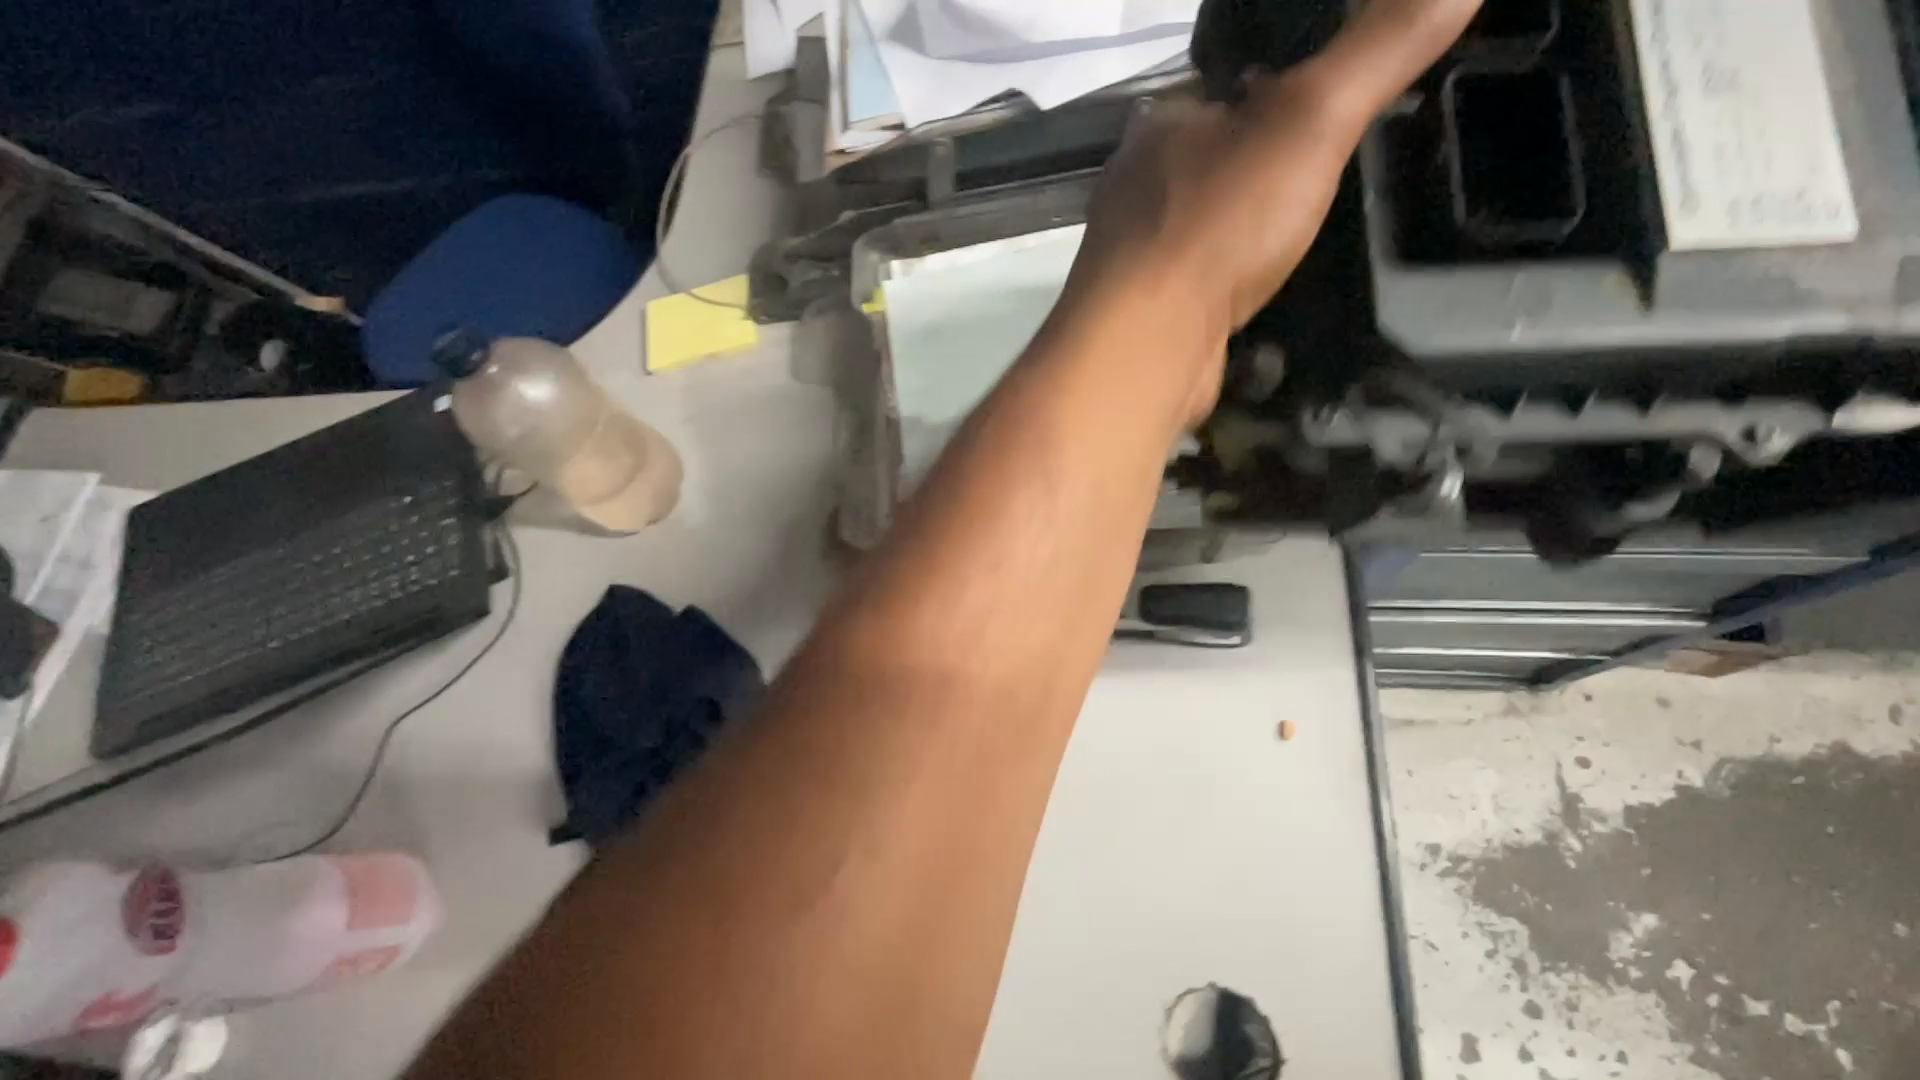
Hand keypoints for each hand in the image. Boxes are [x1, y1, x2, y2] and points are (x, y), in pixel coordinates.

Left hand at [1062, 0, 1484, 422]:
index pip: (1230, 84)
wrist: (1148, 345)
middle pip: (1217, 157)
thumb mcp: (1313, 117)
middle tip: (1329, 174)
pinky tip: (1260, 285)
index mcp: (1162, 121)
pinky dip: (1230, 275)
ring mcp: (1135, 251)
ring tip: (1303, 231)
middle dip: (1267, 164)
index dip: (1286, 86)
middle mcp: (1137, 183)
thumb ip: (1379, 49)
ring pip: (1205, 221)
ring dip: (1247, 224)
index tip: (1336, 101)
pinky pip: (1198, 277)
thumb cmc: (1219, 223)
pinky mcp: (1145, 307)